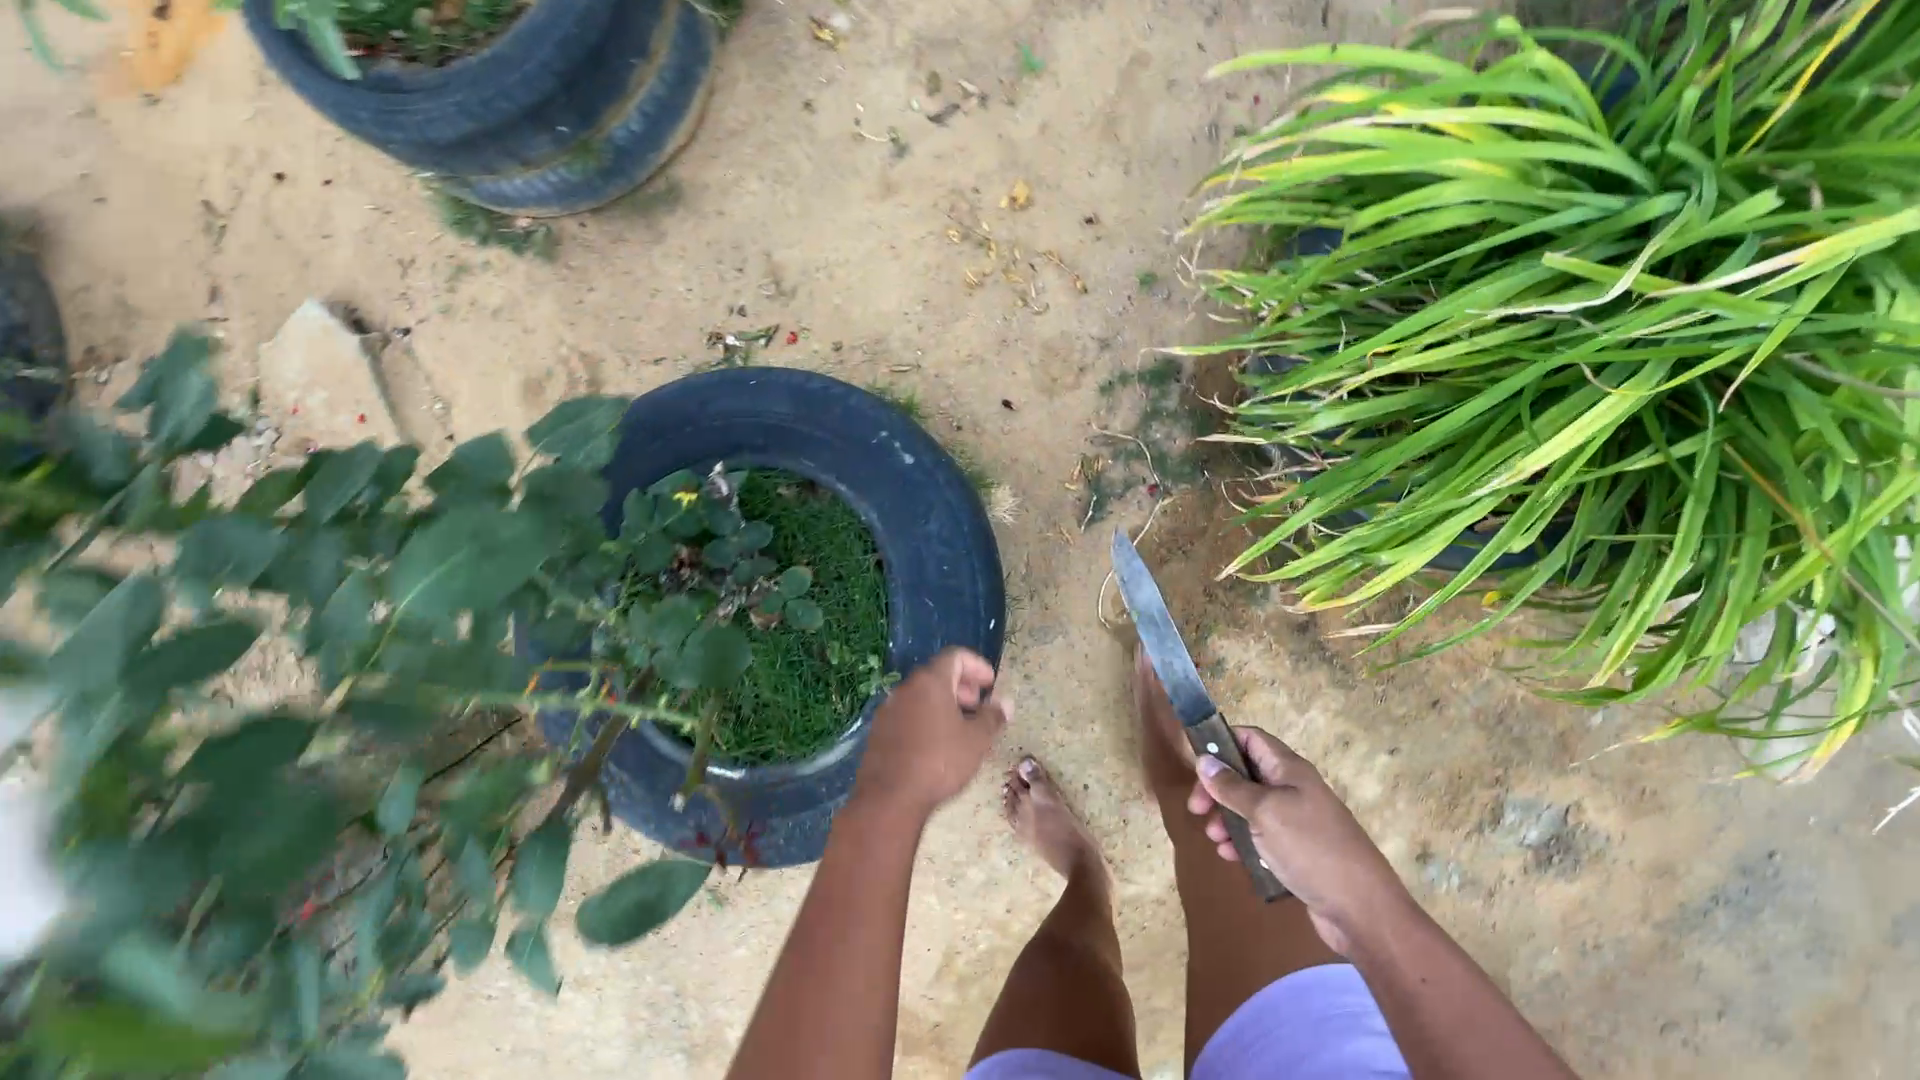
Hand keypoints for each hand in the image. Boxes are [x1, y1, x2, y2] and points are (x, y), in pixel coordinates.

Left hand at [852, 648, 1009, 818]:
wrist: (889, 797)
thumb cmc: (939, 762)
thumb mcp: (976, 741)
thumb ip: (993, 717)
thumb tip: (1006, 702)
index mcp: (930, 682)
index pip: (955, 656)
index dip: (977, 665)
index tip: (991, 683)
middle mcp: (906, 688)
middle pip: (937, 674)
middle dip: (961, 685)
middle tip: (978, 705)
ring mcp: (888, 710)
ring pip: (921, 696)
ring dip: (943, 703)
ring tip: (960, 727)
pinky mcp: (879, 731)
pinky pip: (907, 714)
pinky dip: (926, 718)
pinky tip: (936, 743)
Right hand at [1189, 728, 1412, 953]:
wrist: (1360, 907)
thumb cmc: (1311, 848)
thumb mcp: (1265, 812)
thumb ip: (1232, 787)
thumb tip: (1204, 760)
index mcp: (1289, 770)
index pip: (1251, 739)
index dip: (1222, 742)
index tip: (1197, 763)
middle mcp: (1293, 789)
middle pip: (1245, 774)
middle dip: (1218, 789)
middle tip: (1196, 809)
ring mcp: (1296, 820)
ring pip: (1250, 808)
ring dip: (1227, 819)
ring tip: (1214, 839)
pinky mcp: (1296, 850)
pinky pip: (1261, 837)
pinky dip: (1242, 842)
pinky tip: (1231, 856)